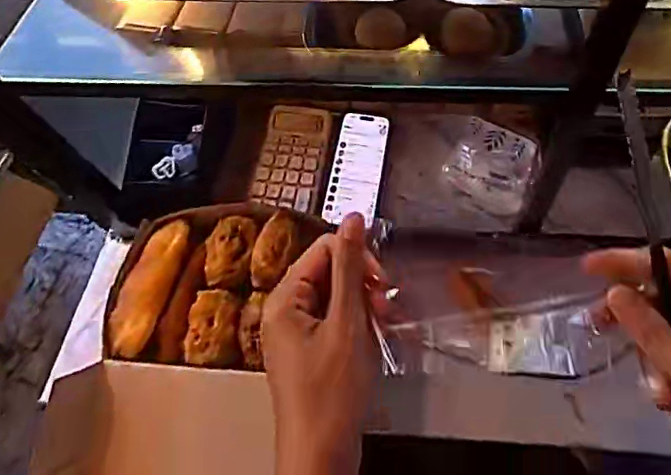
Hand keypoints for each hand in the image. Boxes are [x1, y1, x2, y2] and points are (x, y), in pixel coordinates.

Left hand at [264, 214, 385, 474]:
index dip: (357, 257)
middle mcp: (287, 311)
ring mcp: (299, 333)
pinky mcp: (313, 352)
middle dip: (363, 284)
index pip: (325, 248)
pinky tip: (375, 340)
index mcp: (285, 298)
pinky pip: (338, 320)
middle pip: (331, 271)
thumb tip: (353, 219)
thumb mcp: (347, 323)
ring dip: (365, 305)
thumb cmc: (330, 396)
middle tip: (385, 306)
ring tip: (383, 327)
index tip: (382, 280)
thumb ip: (350, 267)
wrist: (322, 461)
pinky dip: (359, 325)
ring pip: (338, 295)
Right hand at [585, 248, 670, 474]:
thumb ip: (662, 342)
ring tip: (660, 394)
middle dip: (639, 321)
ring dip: (655, 360)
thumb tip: (616, 294)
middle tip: (600, 326)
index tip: (591, 268)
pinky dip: (668, 378)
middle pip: (668, 300)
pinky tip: (670, 403)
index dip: (630, 263)